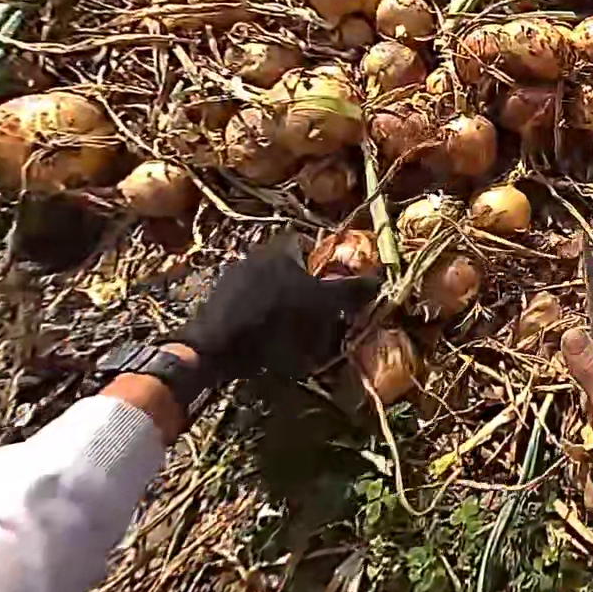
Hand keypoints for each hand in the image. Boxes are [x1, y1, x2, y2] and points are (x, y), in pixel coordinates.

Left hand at [175, 239, 378, 380]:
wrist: (213, 348)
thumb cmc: (275, 317)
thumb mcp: (323, 303)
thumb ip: (351, 290)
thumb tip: (379, 279)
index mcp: (281, 248)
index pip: (308, 243)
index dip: (324, 261)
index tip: (333, 282)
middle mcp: (255, 256)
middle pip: (290, 265)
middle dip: (305, 283)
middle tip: (319, 307)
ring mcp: (232, 279)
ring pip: (270, 285)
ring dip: (284, 301)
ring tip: (296, 327)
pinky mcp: (216, 303)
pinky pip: (251, 303)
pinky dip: (264, 316)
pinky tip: (269, 337)